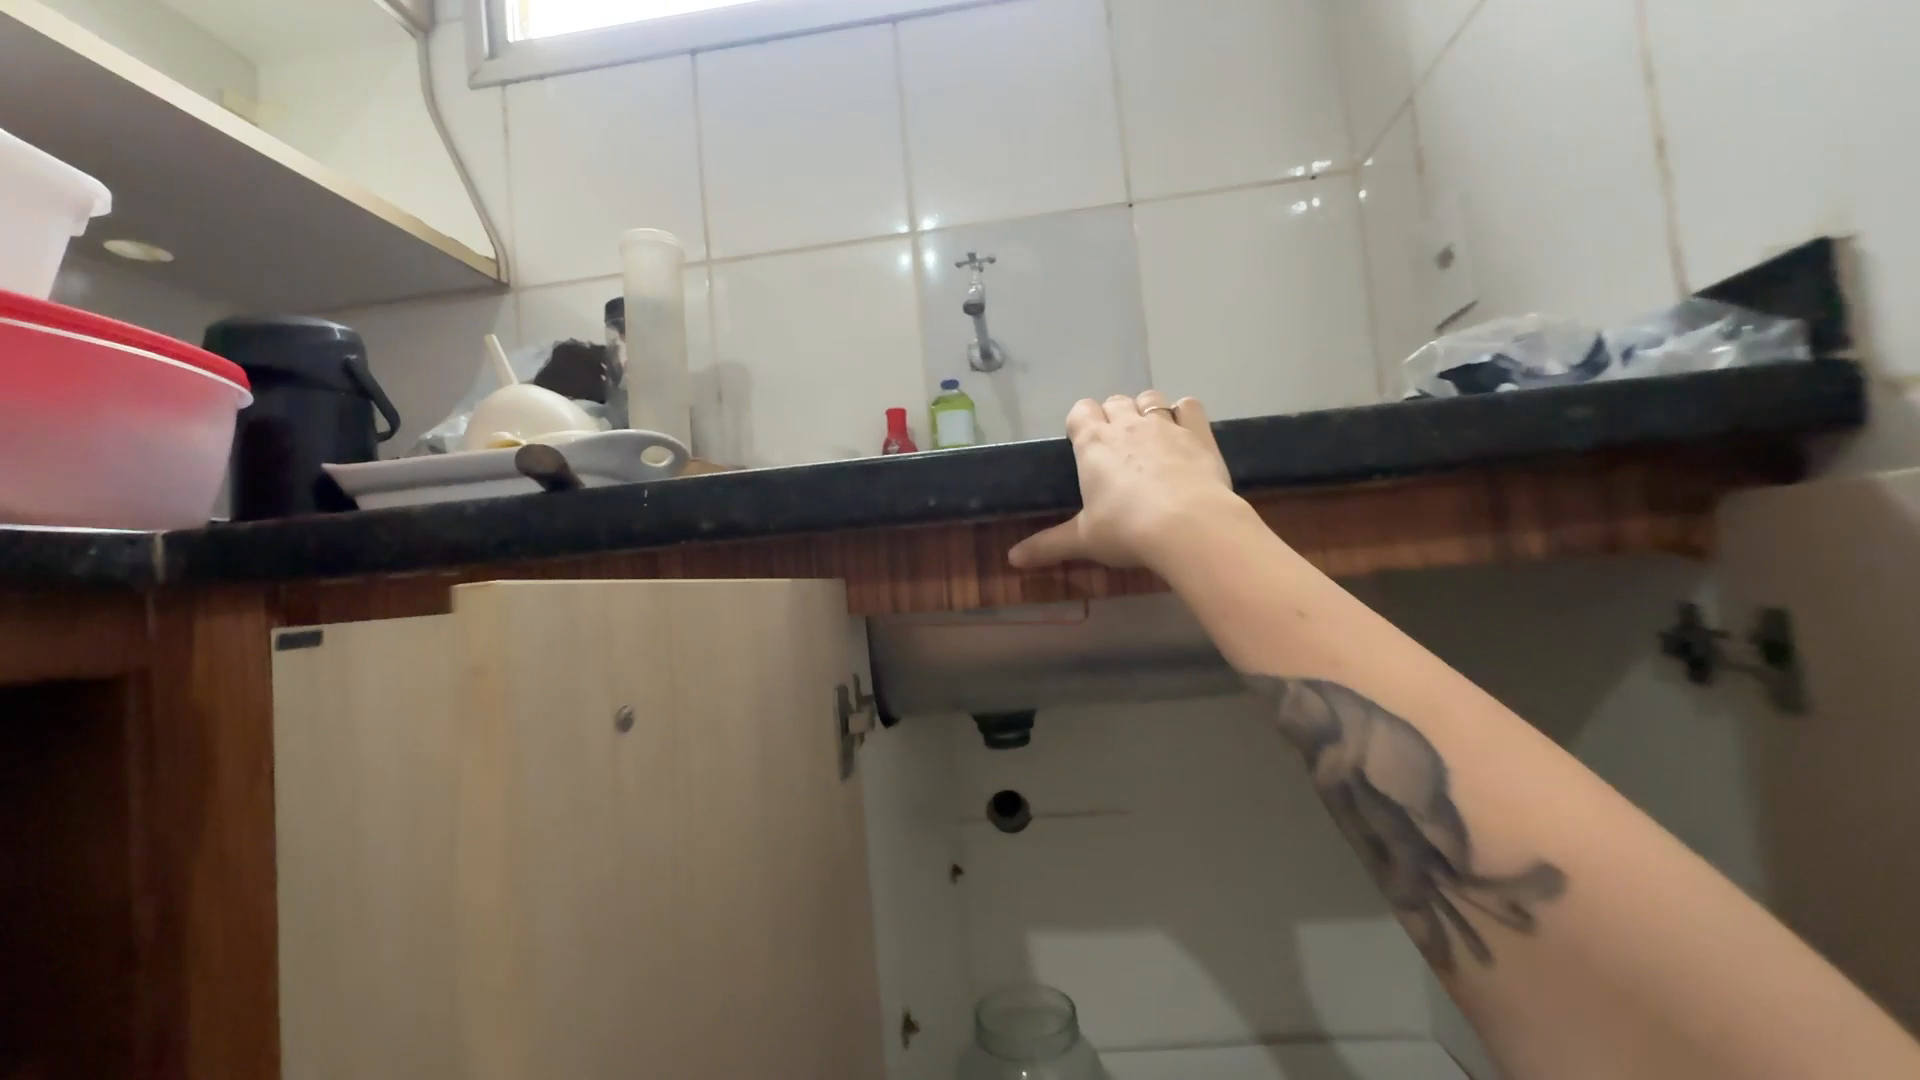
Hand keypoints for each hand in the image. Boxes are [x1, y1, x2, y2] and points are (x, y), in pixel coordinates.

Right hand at [1009, 391, 1249, 572]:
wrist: (1188, 526)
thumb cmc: (1126, 530)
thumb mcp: (1083, 540)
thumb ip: (1048, 545)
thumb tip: (1013, 560)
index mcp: (1093, 445)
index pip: (1079, 411)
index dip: (1080, 422)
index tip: (1083, 442)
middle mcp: (1127, 426)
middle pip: (1114, 402)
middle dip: (1113, 416)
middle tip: (1117, 447)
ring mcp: (1165, 425)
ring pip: (1150, 398)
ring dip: (1146, 410)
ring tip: (1150, 436)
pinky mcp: (1198, 432)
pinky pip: (1189, 406)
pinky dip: (1185, 413)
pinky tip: (1185, 432)